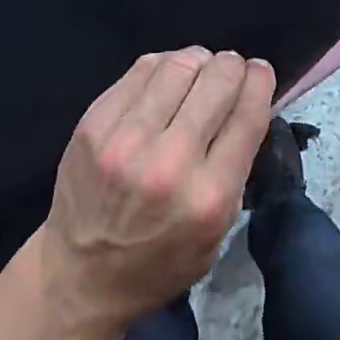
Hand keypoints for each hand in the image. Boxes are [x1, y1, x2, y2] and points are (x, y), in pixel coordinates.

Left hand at [41, 47, 275, 329]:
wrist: (79, 278)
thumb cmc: (161, 259)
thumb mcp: (219, 229)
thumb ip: (238, 163)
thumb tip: (249, 97)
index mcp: (209, 197)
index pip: (248, 113)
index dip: (260, 81)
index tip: (261, 71)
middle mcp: (169, 163)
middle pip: (218, 79)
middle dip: (232, 67)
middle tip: (230, 72)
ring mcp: (125, 140)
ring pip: (180, 63)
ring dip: (199, 61)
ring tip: (197, 74)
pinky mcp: (94, 124)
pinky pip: (143, 67)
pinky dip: (164, 66)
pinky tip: (166, 80)